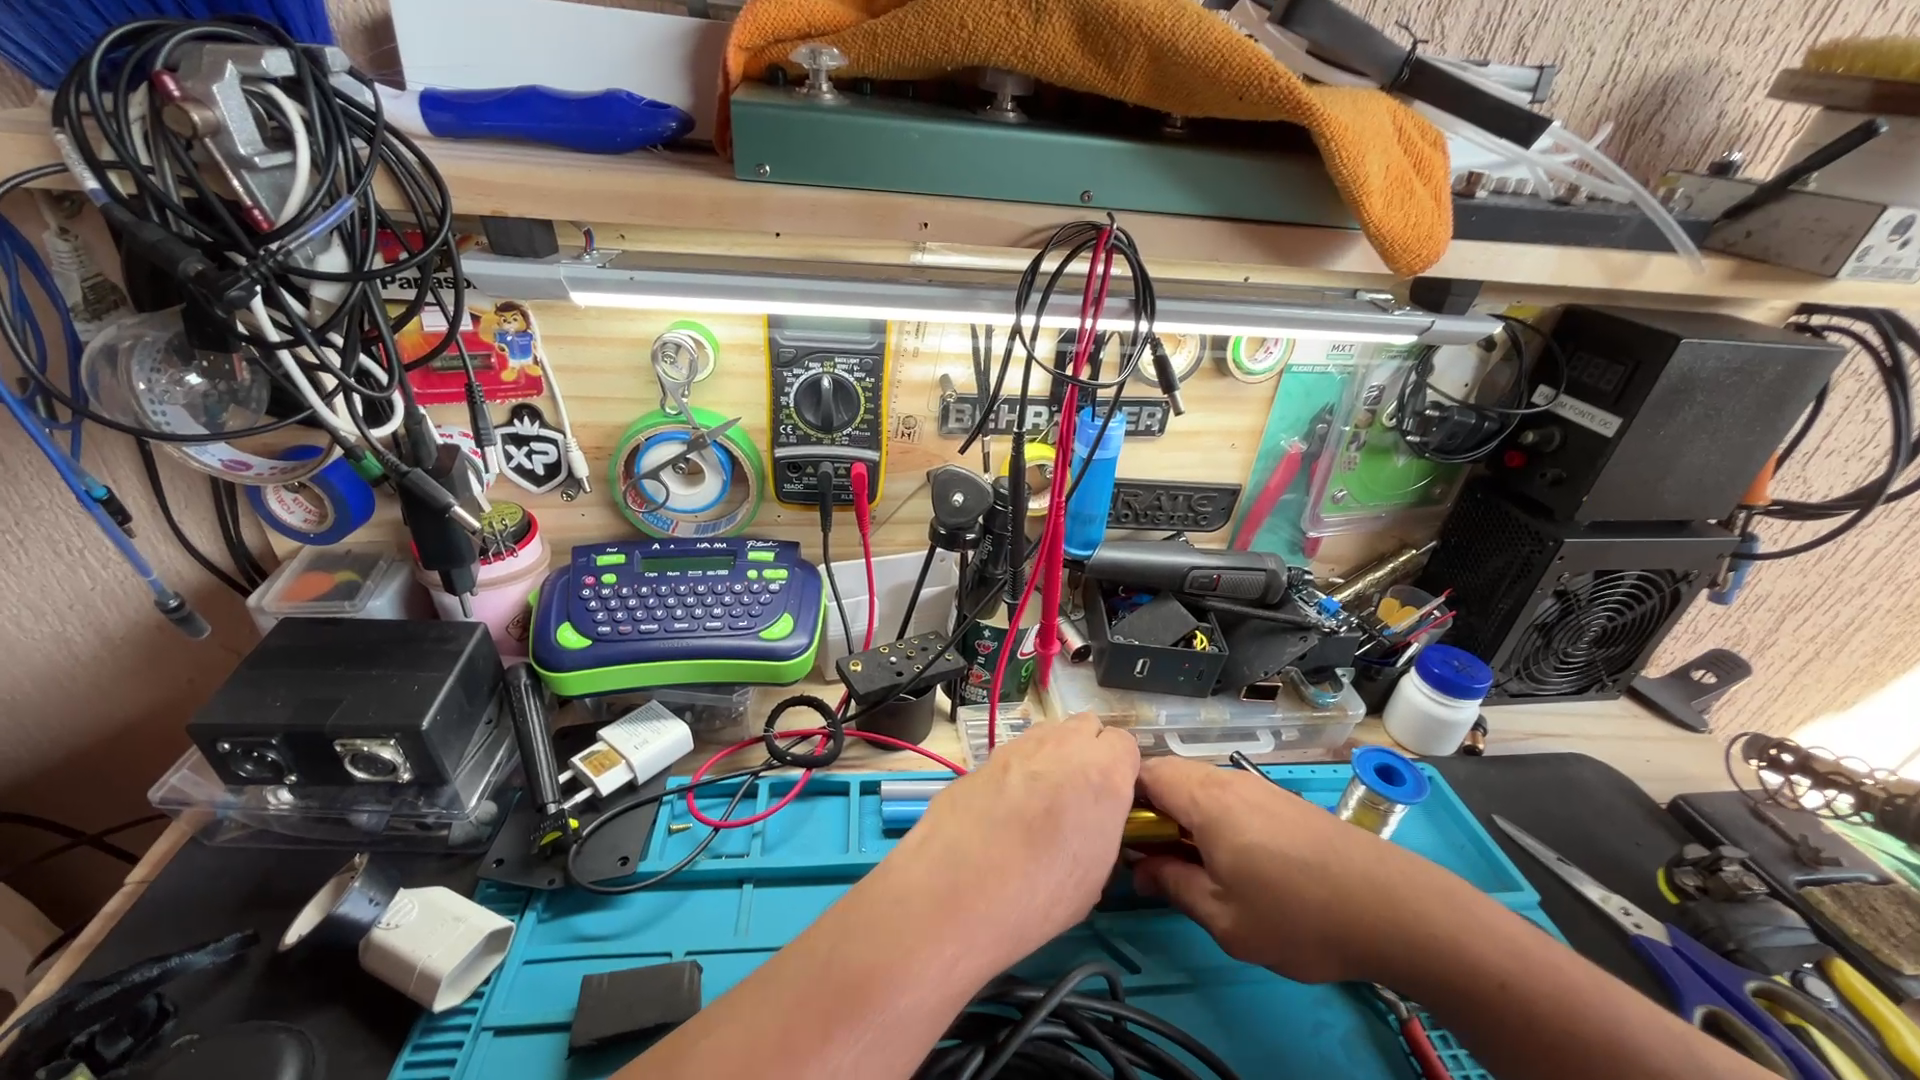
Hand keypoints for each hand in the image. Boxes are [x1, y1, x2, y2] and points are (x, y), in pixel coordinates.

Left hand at [864, 712, 1140, 970]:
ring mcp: (1016, 748)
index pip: (1125, 744)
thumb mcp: (1095, 877)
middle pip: (1085, 726)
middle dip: (1088, 751)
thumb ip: (1102, 832)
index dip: (1121, 770)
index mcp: (1102, 773)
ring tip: (1041, 801)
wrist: (954, 894)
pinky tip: (1003, 811)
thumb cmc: (1038, 897)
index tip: (1113, 799)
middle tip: (1080, 795)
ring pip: (1047, 734)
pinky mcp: (979, 760)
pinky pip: (1010, 755)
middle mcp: (1061, 747)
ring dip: (1052, 756)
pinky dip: (1016, 773)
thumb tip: (1093, 826)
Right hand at [1132, 756, 1469, 984]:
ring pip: (1201, 789)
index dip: (1119, 799)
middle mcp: (1230, 781)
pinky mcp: (1284, 804)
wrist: (1396, 911)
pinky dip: (1212, 822)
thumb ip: (1172, 886)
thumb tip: (1140, 869)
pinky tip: (1229, 864)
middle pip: (1171, 777)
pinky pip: (1229, 800)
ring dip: (1182, 819)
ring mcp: (1261, 790)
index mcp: (1206, 799)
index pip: (1143, 772)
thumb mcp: (1223, 917)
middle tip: (1148, 859)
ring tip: (1187, 866)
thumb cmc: (1299, 916)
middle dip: (1150, 812)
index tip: (1115, 839)